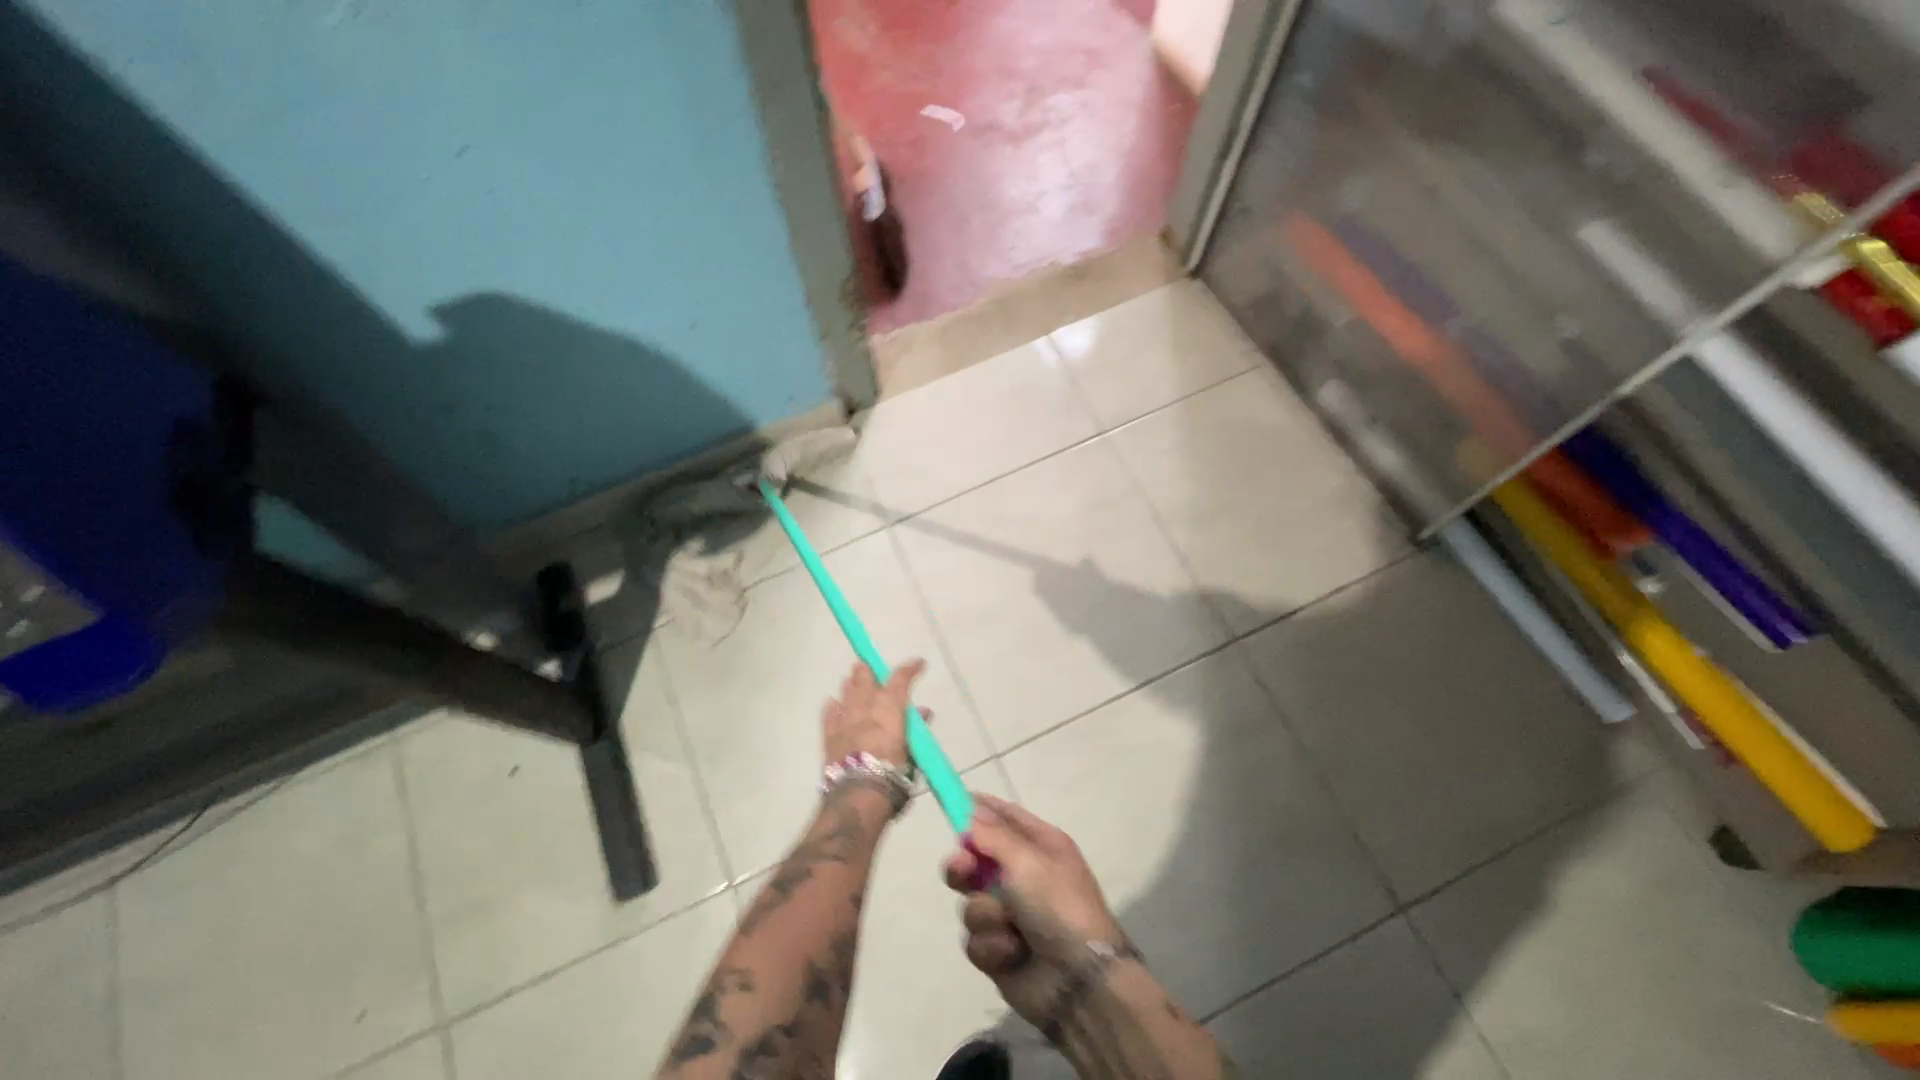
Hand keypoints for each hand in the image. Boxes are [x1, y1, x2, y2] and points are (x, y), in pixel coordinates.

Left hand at [821, 659, 925, 771]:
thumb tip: (924, 712)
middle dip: (868, 672)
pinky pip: (828, 715)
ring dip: (851, 686)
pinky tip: (831, 703)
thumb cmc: (893, 773)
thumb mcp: (912, 752)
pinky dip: (832, 707)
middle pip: (865, 680)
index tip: (918, 662)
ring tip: (852, 681)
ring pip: (846, 694)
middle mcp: (865, 708)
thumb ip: (915, 729)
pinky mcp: (829, 736)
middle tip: (868, 667)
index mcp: (889, 708)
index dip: (909, 669)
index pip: (900, 680)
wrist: (859, 793)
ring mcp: (844, 720)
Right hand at [943, 794, 1127, 1023]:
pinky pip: (975, 938)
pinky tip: (1012, 954)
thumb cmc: (1058, 907)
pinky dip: (992, 946)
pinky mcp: (999, 950)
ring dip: (986, 915)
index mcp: (1041, 847)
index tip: (952, 802)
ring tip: (1008, 926)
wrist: (1078, 981)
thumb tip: (971, 810)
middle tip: (963, 869)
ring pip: (971, 902)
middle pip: (976, 860)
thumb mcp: (1027, 860)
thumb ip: (993, 835)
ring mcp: (1010, 914)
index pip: (1006, 817)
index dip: (980, 809)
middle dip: (965, 866)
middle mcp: (1025, 876)